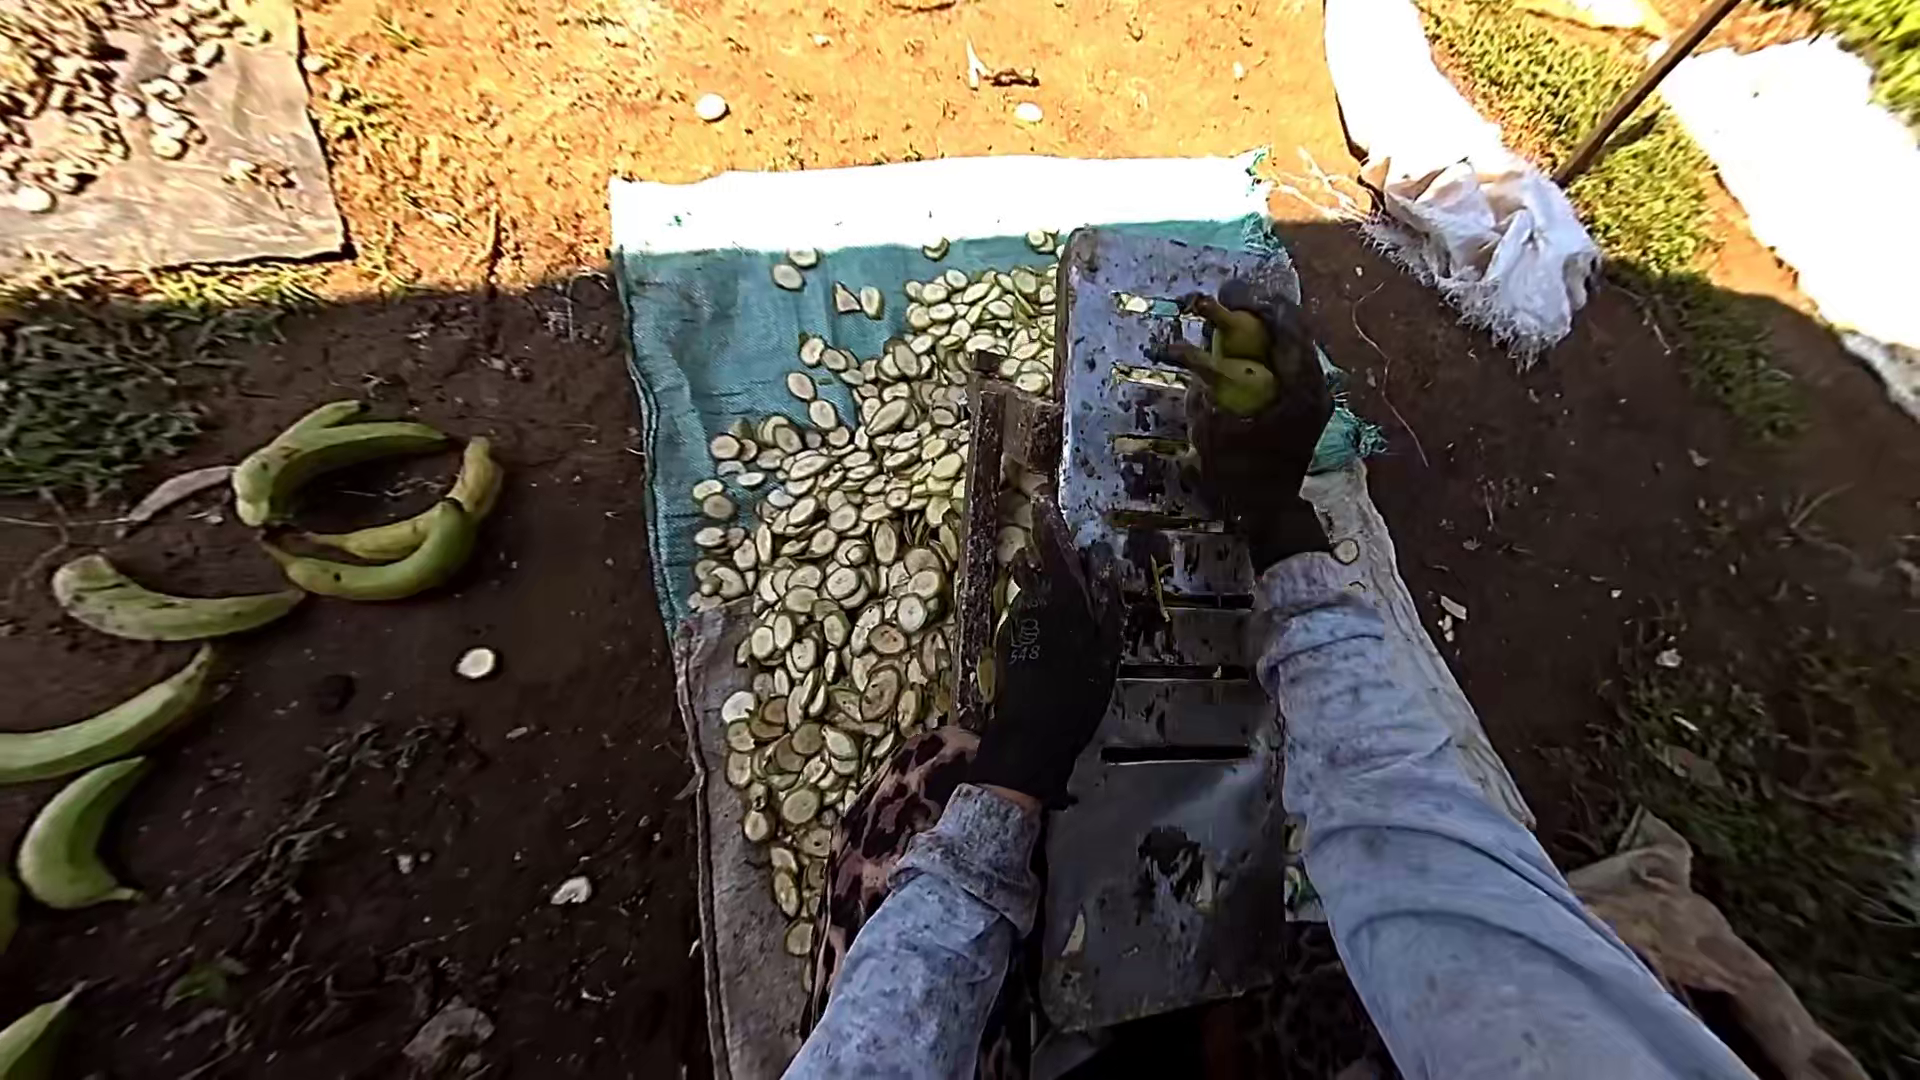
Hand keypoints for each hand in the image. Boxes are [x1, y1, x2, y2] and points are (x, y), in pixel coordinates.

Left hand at [969, 497, 1122, 807]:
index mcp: (1064, 600)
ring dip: (1033, 571)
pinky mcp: (1004, 634)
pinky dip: (1032, 603)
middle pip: (1035, 561)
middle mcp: (1034, 602)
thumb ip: (1105, 600)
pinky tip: (1044, 620)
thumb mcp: (1105, 649)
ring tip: (1046, 572)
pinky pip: (1021, 607)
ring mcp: (1015, 617)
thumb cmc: (1078, 692)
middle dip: (1039, 542)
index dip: (1049, 523)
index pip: (1054, 550)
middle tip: (1046, 527)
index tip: (1042, 499)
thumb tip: (1103, 560)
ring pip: (1025, 583)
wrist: (1032, 731)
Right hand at [1172, 281, 1332, 573]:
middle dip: (1268, 312)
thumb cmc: (1241, 477)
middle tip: (1238, 298)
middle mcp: (1317, 391)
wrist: (1270, 508)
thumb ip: (1203, 407)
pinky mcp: (1310, 408)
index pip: (1287, 335)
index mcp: (1299, 394)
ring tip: (1245, 314)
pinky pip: (1294, 365)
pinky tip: (1253, 348)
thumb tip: (1194, 378)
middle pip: (1299, 334)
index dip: (1261, 309)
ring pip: (1299, 348)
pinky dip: (1274, 351)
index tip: (1234, 296)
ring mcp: (1317, 399)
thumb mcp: (1212, 441)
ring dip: (1272, 329)